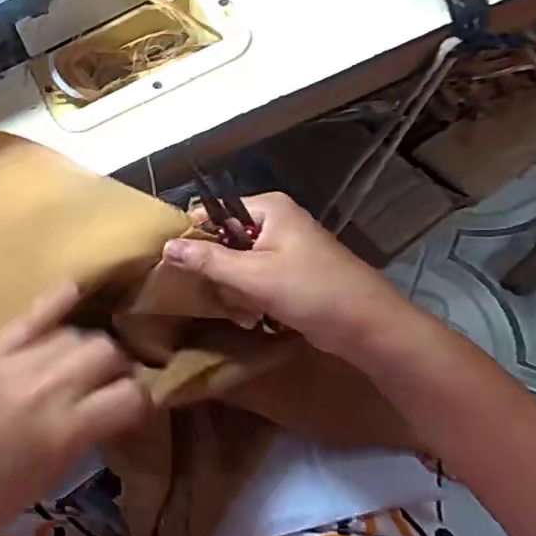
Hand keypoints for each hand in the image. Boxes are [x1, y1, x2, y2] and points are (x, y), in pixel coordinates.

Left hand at [0, 283, 149, 535]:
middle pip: (106, 351)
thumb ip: (93, 429)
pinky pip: (32, 314)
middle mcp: (46, 389)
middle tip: (110, 380)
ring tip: (83, 360)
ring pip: (75, 332)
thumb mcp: (58, 472)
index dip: (144, 396)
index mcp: (67, 431)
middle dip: (118, 366)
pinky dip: (57, 300)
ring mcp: (15, 365)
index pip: (130, 394)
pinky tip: (75, 292)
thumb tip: (122, 399)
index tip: (139, 400)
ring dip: (88, 346)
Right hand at [160, 192, 413, 356]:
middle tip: (224, 297)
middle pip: (224, 241)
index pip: (213, 213)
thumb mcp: (253, 276)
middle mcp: (276, 222)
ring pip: (238, 265)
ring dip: (235, 292)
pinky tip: (254, 318)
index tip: (178, 266)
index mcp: (269, 209)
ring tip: (244, 313)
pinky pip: (255, 280)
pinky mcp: (291, 273)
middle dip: (220, 274)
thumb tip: (167, 246)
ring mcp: (285, 248)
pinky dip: (251, 299)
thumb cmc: (312, 292)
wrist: (368, 326)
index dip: (194, 237)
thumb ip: (208, 260)